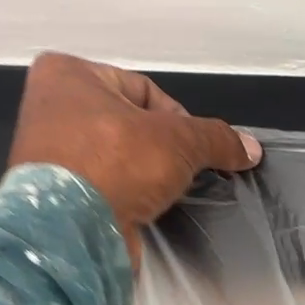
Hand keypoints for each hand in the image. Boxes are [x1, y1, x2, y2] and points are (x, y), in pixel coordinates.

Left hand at [7, 52, 262, 267]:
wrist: (72, 230)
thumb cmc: (115, 164)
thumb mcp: (178, 141)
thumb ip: (217, 139)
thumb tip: (252, 148)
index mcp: (68, 74)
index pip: (146, 90)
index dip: (180, 121)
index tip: (196, 152)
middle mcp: (53, 106)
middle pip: (136, 125)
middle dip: (166, 151)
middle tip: (186, 174)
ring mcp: (54, 152)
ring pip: (125, 159)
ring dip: (151, 177)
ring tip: (170, 195)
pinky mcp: (63, 193)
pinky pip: (112, 187)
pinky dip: (134, 198)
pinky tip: (151, 211)